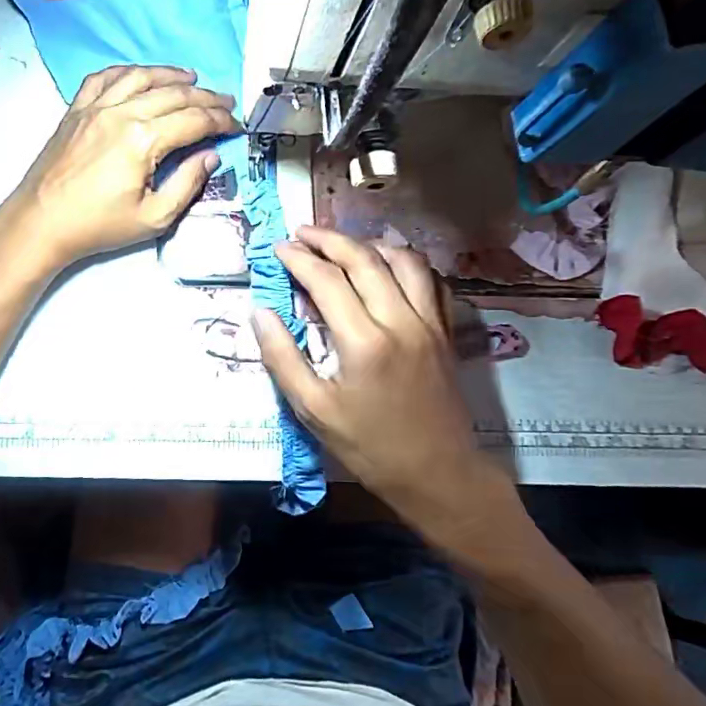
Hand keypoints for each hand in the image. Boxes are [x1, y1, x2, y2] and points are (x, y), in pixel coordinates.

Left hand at [0, 66, 239, 270]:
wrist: (41, 222)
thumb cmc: (99, 226)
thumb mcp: (154, 218)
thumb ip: (187, 184)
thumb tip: (210, 157)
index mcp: (143, 140)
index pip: (194, 120)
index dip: (221, 122)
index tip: (237, 126)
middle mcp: (121, 113)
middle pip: (174, 94)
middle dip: (206, 97)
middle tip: (226, 102)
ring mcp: (95, 107)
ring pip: (141, 77)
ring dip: (171, 75)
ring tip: (192, 77)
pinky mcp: (76, 109)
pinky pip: (105, 77)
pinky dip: (129, 72)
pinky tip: (142, 75)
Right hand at [251, 226, 525, 558]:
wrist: (438, 473)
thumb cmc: (371, 448)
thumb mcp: (315, 412)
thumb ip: (283, 359)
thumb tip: (259, 314)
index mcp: (364, 342)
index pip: (326, 280)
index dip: (298, 259)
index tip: (279, 248)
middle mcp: (401, 320)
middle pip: (365, 258)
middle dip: (330, 239)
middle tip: (303, 233)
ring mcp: (430, 322)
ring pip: (404, 260)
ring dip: (371, 243)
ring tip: (345, 244)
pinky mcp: (447, 330)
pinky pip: (432, 280)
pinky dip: (409, 263)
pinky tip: (392, 266)